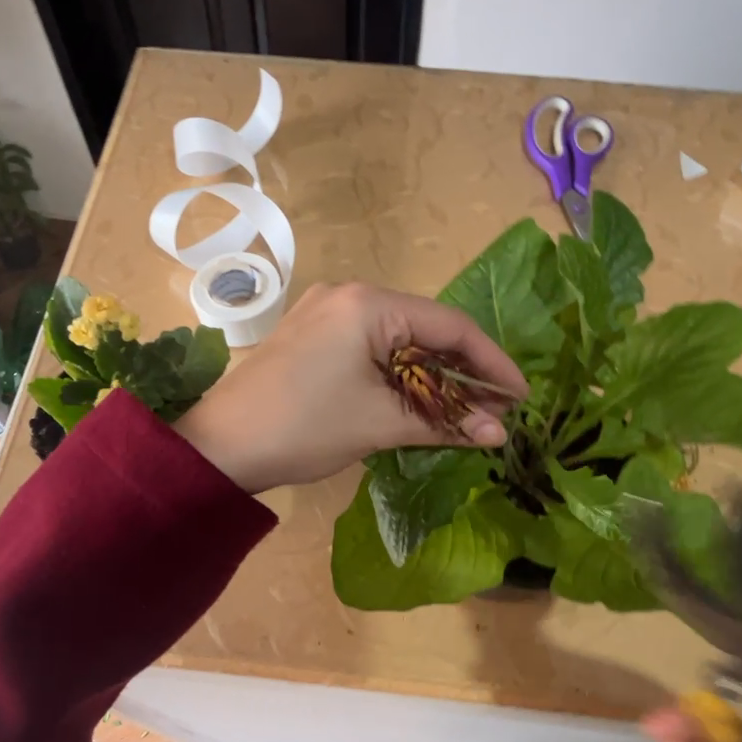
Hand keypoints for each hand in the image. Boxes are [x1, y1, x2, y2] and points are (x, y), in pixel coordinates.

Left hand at [173, 282, 528, 492]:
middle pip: (426, 329)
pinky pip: (372, 348)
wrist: (220, 446)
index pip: (450, 326)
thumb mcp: (380, 424)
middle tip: (497, 409)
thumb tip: (499, 434)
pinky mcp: (313, 337)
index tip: (520, 396)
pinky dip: (400, 375)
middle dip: (463, 372)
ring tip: (466, 411)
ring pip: (399, 340)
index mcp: (368, 304)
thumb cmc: (304, 427)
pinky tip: (420, 401)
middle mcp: (348, 295)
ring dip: (432, 376)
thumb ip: (445, 423)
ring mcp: (326, 313)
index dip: (491, 362)